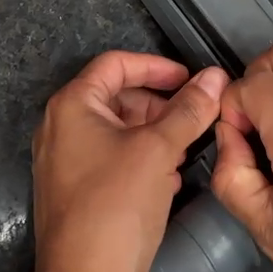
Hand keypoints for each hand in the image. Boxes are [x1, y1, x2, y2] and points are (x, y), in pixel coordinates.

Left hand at [32, 51, 227, 271]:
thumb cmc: (114, 207)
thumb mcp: (159, 150)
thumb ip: (188, 111)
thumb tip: (213, 78)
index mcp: (71, 105)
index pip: (116, 64)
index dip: (155, 66)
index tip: (187, 78)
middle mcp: (59, 126)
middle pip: (115, 97)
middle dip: (156, 106)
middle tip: (188, 118)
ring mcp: (61, 161)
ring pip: (114, 131)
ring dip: (151, 135)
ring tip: (181, 151)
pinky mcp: (71, 192)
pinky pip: (107, 159)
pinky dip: (137, 160)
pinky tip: (165, 180)